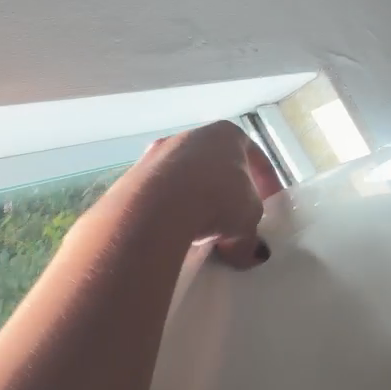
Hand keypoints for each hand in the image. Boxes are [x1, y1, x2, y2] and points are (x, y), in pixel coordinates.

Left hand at [103, 121, 284, 269]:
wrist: (149, 215)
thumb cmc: (216, 201)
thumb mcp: (248, 219)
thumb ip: (251, 234)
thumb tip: (250, 254)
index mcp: (226, 135)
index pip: (254, 155)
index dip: (264, 181)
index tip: (266, 202)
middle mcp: (189, 138)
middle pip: (213, 164)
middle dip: (222, 190)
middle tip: (228, 216)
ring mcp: (152, 158)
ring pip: (179, 179)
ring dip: (190, 202)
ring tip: (195, 232)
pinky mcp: (124, 182)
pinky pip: (152, 198)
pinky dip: (162, 214)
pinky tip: (167, 236)